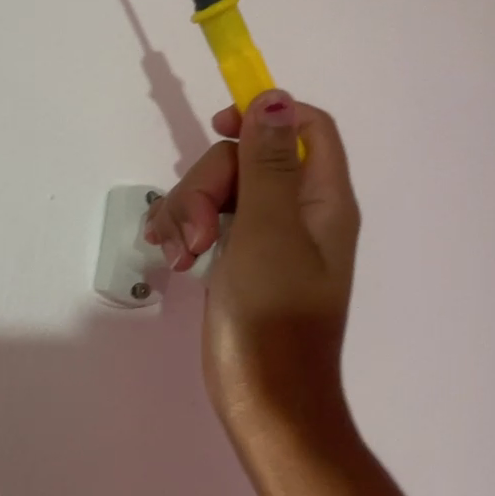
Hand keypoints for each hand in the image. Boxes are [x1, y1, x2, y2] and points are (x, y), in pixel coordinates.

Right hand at [144, 89, 359, 442]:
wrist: (264, 399)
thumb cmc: (272, 317)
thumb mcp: (268, 232)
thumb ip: (267, 164)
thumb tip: (274, 97)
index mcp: (322, 200)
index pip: (306, 128)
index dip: (264, 116)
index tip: (217, 128)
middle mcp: (297, 213)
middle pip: (248, 160)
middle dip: (208, 184)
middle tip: (194, 232)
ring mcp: (265, 239)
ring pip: (220, 192)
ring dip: (188, 211)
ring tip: (179, 255)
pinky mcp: (238, 262)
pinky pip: (208, 224)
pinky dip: (185, 232)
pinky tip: (172, 257)